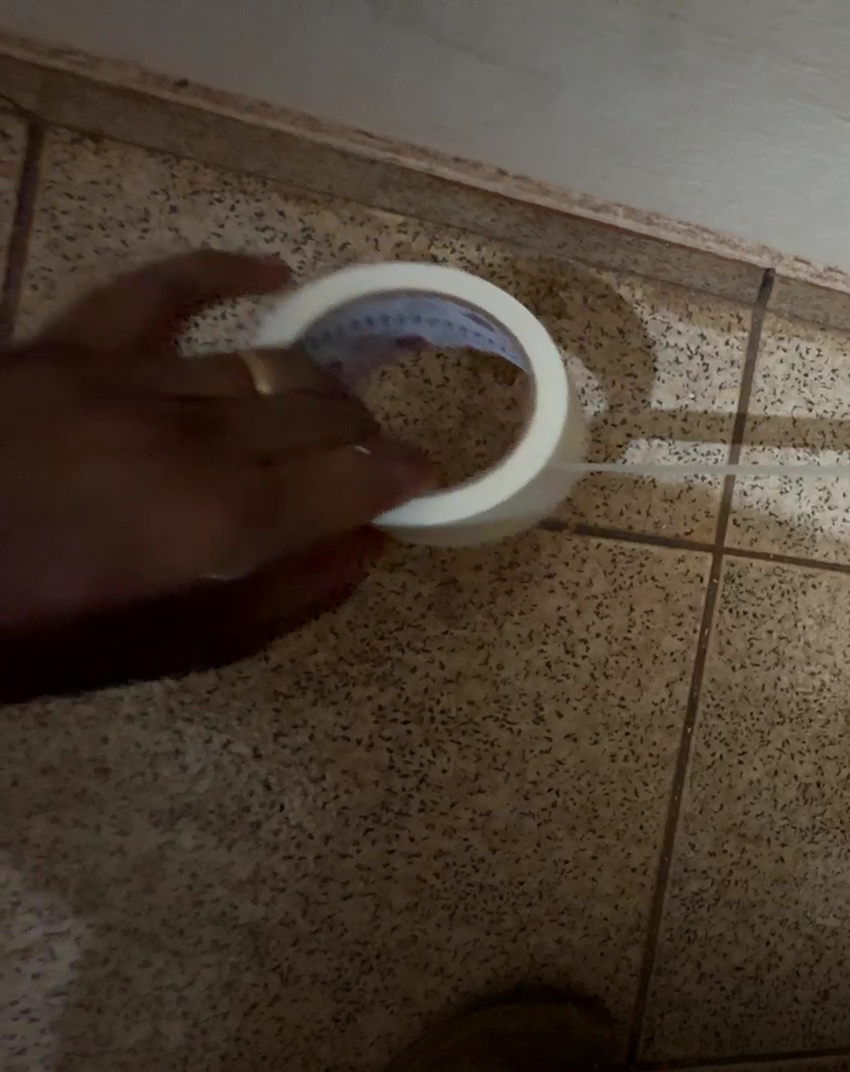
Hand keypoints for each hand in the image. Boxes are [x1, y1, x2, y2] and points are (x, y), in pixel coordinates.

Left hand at [0, 251, 432, 701]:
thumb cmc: (48, 630)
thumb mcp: (195, 642)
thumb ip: (303, 592)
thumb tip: (372, 539)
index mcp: (228, 523)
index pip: (368, 474)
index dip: (411, 473)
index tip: (422, 479)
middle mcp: (193, 444)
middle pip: (331, 414)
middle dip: (368, 437)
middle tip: (363, 460)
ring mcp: (124, 387)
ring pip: (274, 365)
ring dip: (320, 392)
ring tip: (322, 410)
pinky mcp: (60, 352)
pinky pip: (154, 292)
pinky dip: (219, 274)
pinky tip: (273, 271)